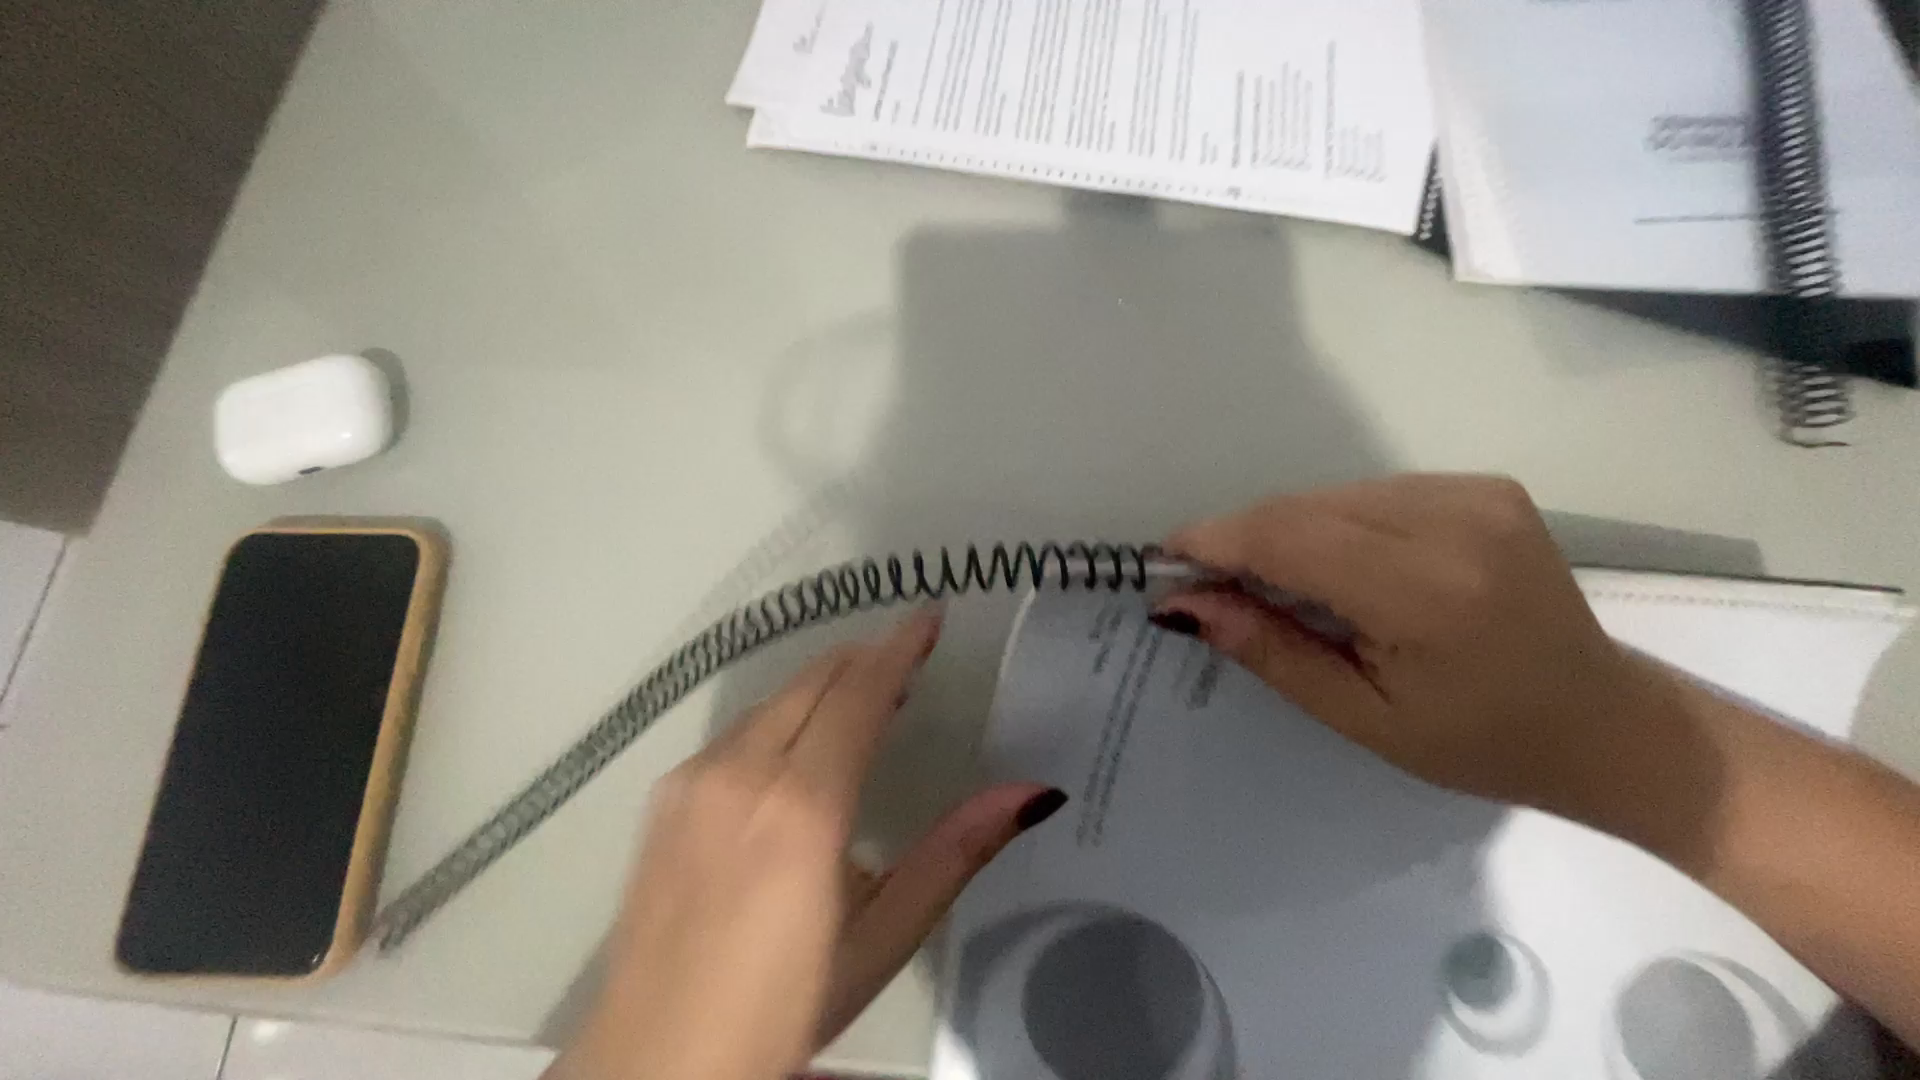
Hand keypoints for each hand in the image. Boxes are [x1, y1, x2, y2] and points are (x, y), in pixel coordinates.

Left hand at [547, 609, 1066, 1079]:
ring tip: (867, 703)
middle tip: (911, 661)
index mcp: (801, 806)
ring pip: (772, 701)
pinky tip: (799, 748)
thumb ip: (955, 852)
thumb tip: (1031, 792)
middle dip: (865, 660)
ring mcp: (692, 780)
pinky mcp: (664, 799)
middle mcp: (739, 772)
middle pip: (813, 682)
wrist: (653, 1068)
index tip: (929, 615)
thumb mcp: (882, 937)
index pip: (858, 694)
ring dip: (823, 688)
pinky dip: (782, 717)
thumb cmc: (783, 1008)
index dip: (898, 648)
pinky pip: (737, 731)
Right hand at [1155, 474, 1683, 818]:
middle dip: (1240, 538)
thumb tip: (1185, 604)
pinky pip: (1367, 493)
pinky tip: (1329, 564)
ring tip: (1264, 580)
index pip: (1289, 539)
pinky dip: (1327, 522)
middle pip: (1303, 508)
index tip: (1164, 560)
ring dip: (1281, 530)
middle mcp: (1454, 521)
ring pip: (1329, 495)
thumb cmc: (1480, 743)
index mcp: (1427, 592)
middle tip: (1202, 582)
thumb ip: (1271, 650)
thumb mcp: (1361, 717)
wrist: (1606, 723)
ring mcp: (1474, 494)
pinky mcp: (1481, 485)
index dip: (1216, 542)